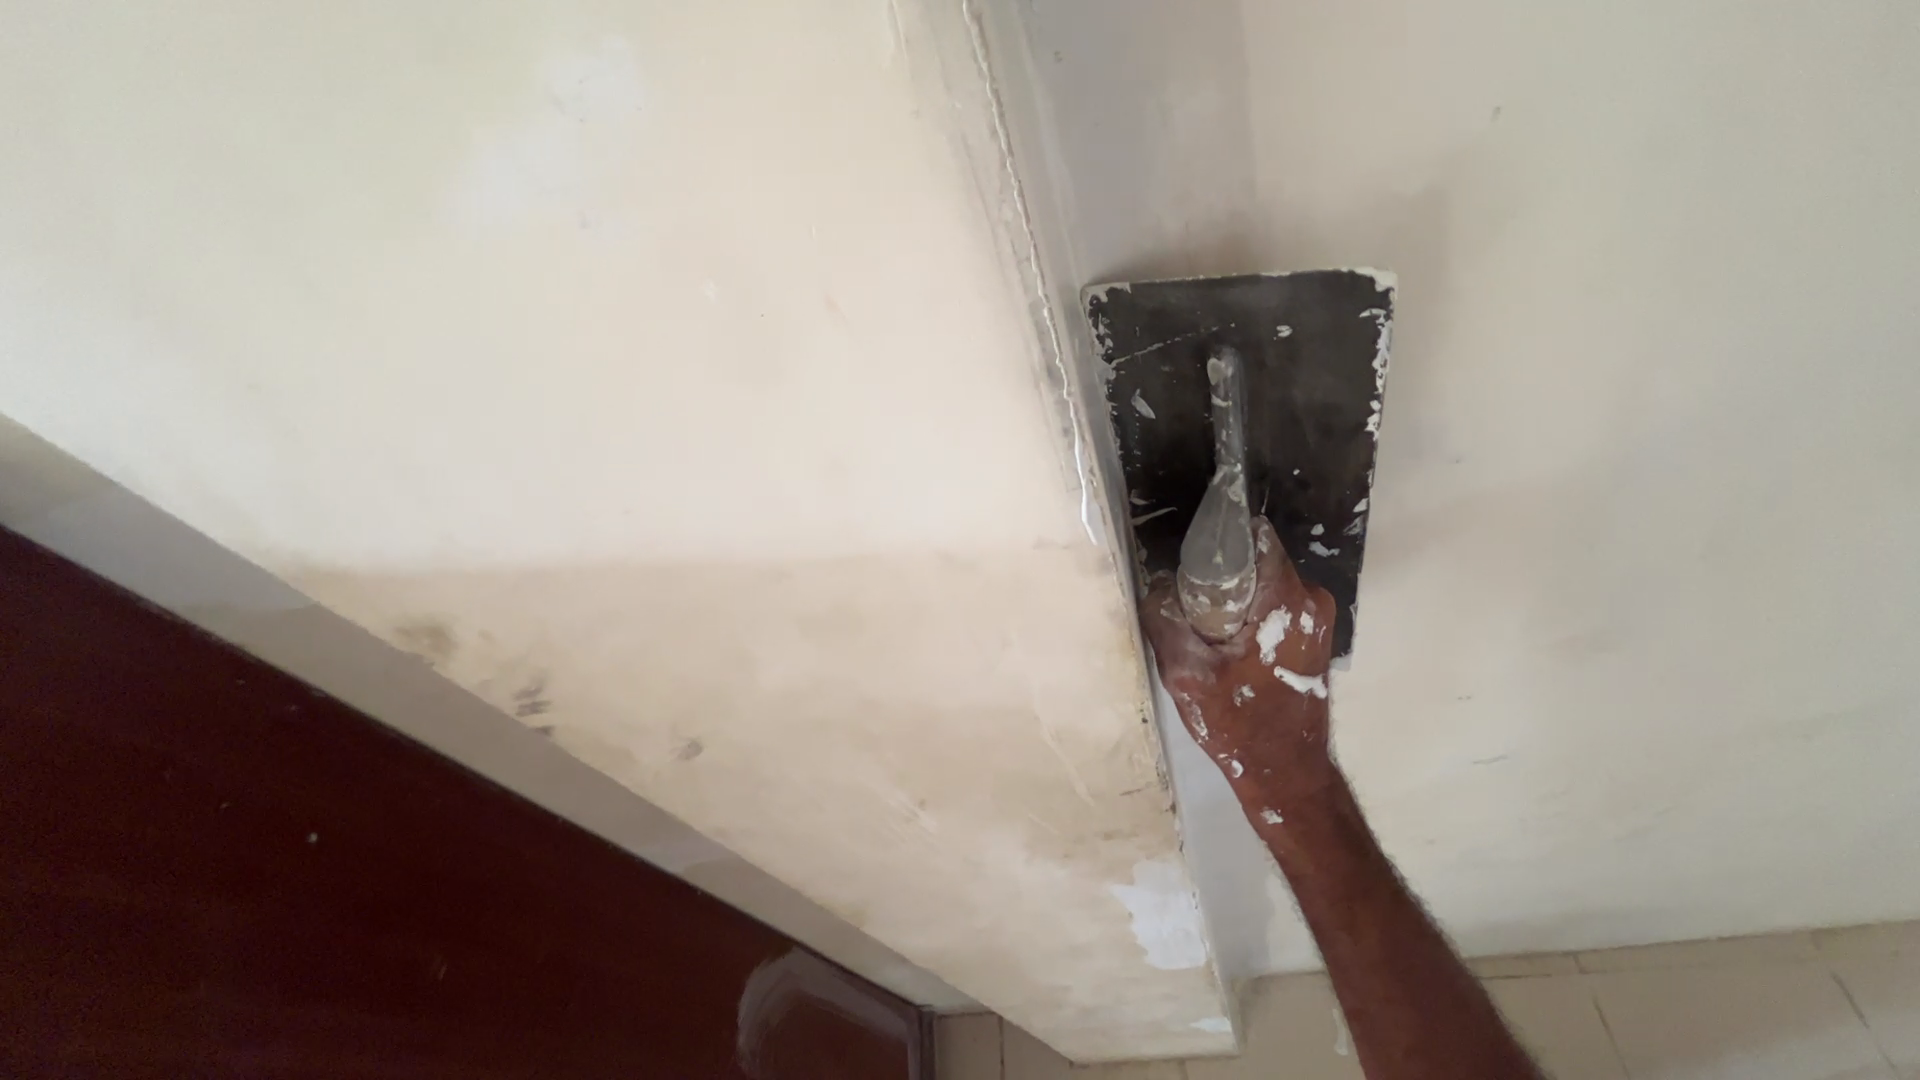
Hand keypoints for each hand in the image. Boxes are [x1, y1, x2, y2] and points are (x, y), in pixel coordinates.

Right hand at [1141, 517, 1339, 809]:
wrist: (1285, 772)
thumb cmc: (1240, 724)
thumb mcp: (1187, 675)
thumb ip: (1165, 621)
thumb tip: (1154, 584)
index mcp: (1287, 598)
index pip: (1253, 537)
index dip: (1215, 540)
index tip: (1185, 557)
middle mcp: (1311, 598)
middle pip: (1255, 560)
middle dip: (1218, 574)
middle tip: (1185, 603)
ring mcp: (1316, 616)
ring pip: (1261, 582)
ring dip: (1230, 596)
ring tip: (1200, 626)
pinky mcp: (1311, 633)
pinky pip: (1271, 602)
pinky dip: (1245, 612)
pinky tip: (1222, 641)